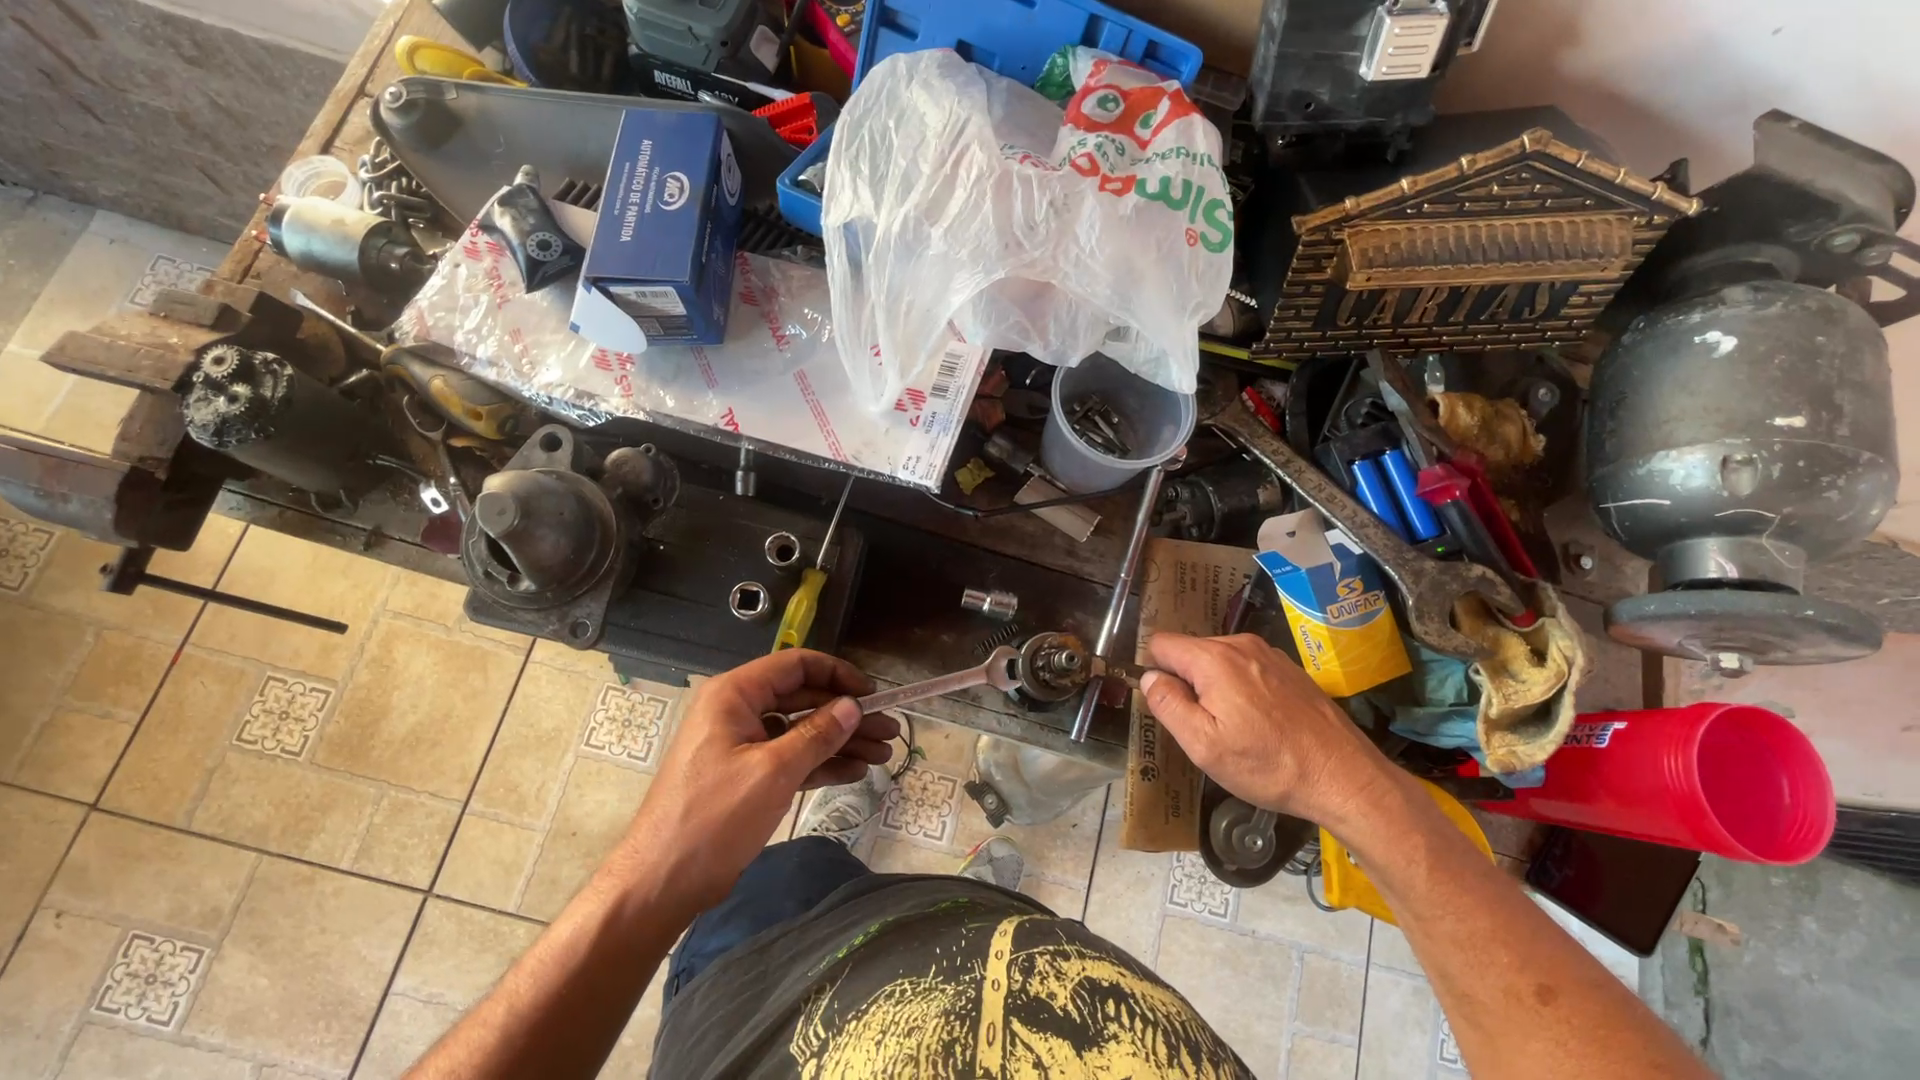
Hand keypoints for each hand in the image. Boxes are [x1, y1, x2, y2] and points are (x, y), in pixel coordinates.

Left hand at [618, 650, 897, 913]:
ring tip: (883, 755)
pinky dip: (821, 764)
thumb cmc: (713, 818)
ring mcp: (741, 747)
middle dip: (847, 715)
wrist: (661, 882)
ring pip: (800, 732)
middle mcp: (737, 712)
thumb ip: (817, 735)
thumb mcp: (773, 772)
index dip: (838, 675)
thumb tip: (853, 706)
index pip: (795, 666)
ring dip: (841, 742)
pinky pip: (790, 760)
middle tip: (889, 732)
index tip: (873, 696)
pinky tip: (855, 772)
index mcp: (733, 695)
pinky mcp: (746, 778)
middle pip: (803, 699)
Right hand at [1140, 633, 1395, 825]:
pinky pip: (1247, 670)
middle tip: (1205, 727)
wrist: (1343, 776)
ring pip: (1219, 662)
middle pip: (1191, 652)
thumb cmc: (1268, 764)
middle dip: (1187, 683)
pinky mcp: (1290, 669)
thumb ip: (1168, 704)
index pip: (1161, 643)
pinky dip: (1242, 690)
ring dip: (1215, 689)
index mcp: (1214, 659)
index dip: (1154, 672)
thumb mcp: (1202, 745)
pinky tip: (1260, 724)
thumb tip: (1149, 677)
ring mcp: (1270, 654)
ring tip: (1234, 729)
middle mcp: (1241, 645)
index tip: (1169, 706)